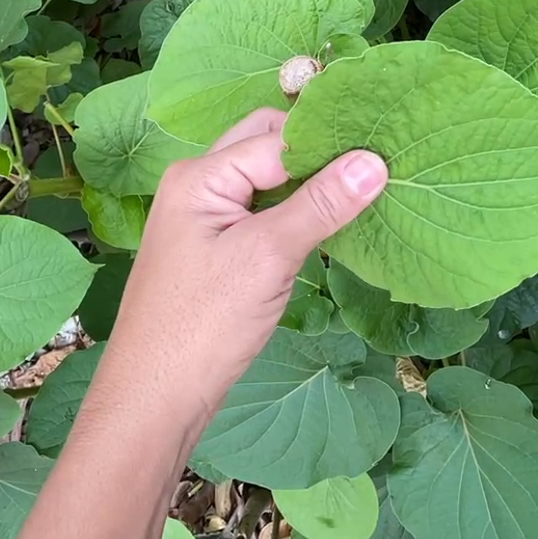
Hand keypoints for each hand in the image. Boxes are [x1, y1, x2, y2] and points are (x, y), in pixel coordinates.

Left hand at [98, 108, 386, 424]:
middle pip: (267, 147)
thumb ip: (321, 205)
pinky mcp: (215, 246)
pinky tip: (327, 224)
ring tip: (360, 192)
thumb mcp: (268, 257)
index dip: (327, 145)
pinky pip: (260, 210)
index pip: (276, 140)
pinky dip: (293, 211)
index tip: (382, 152)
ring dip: (306, 185)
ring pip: (266, 180)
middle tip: (369, 169)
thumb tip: (374, 161)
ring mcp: (204, 216)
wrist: (154, 398)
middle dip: (315, 155)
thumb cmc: (205, 324)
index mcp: (200, 175)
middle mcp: (198, 184)